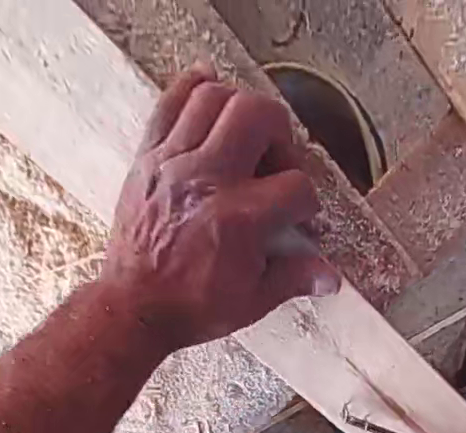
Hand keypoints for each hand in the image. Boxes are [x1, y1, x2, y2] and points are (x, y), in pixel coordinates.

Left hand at [97, 67, 341, 352]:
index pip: (296, 187)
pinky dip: (192, 90)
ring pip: (216, 98)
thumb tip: (331, 278)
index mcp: (239, 220)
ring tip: (244, 140)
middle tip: (276, 162)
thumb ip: (291, 279)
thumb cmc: (190, 308)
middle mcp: (208, 182)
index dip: (307, 204)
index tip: (300, 218)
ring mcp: (174, 165)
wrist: (134, 309)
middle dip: (280, 135)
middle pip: (260, 116)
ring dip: (240, 111)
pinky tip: (212, 100)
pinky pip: (169, 103)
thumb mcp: (250, 302)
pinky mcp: (148, 160)